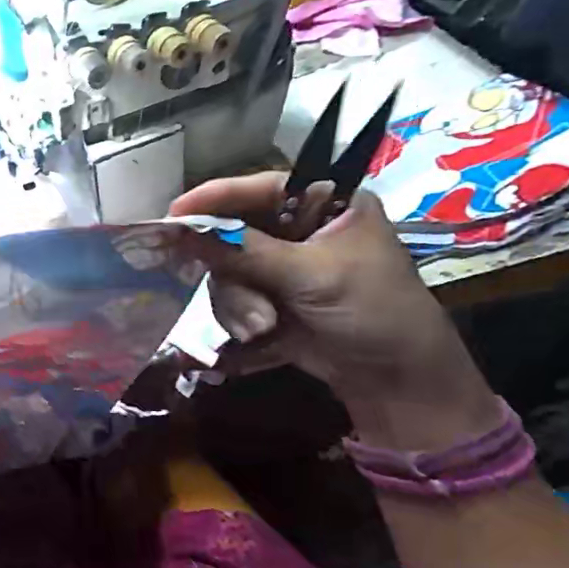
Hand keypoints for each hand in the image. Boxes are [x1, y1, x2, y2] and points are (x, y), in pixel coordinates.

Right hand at [170, 172, 499, 448]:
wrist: (393, 379)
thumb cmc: (372, 310)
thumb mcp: (312, 275)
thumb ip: (246, 251)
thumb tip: (184, 230)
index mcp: (325, 204)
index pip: (260, 188)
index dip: (216, 198)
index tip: (175, 213)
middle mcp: (298, 229)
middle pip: (233, 233)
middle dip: (232, 272)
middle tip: (240, 296)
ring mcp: (280, 267)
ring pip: (226, 271)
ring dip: (238, 303)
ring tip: (262, 329)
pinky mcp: (267, 300)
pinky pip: (231, 298)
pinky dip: (238, 318)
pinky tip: (259, 338)